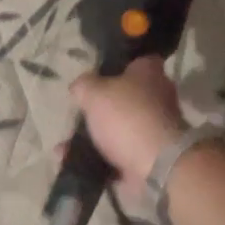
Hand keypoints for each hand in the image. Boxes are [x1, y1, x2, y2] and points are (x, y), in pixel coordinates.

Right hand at [70, 55, 188, 194]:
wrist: (156, 164)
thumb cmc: (127, 117)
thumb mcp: (96, 93)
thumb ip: (84, 85)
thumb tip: (80, 86)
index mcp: (149, 71)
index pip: (136, 60)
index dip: (117, 65)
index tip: (97, 76)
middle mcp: (157, 94)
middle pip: (126, 96)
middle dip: (101, 107)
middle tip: (78, 115)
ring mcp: (156, 126)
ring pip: (120, 127)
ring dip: (95, 138)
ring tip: (66, 147)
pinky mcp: (151, 155)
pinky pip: (119, 154)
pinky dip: (99, 160)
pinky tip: (74, 164)